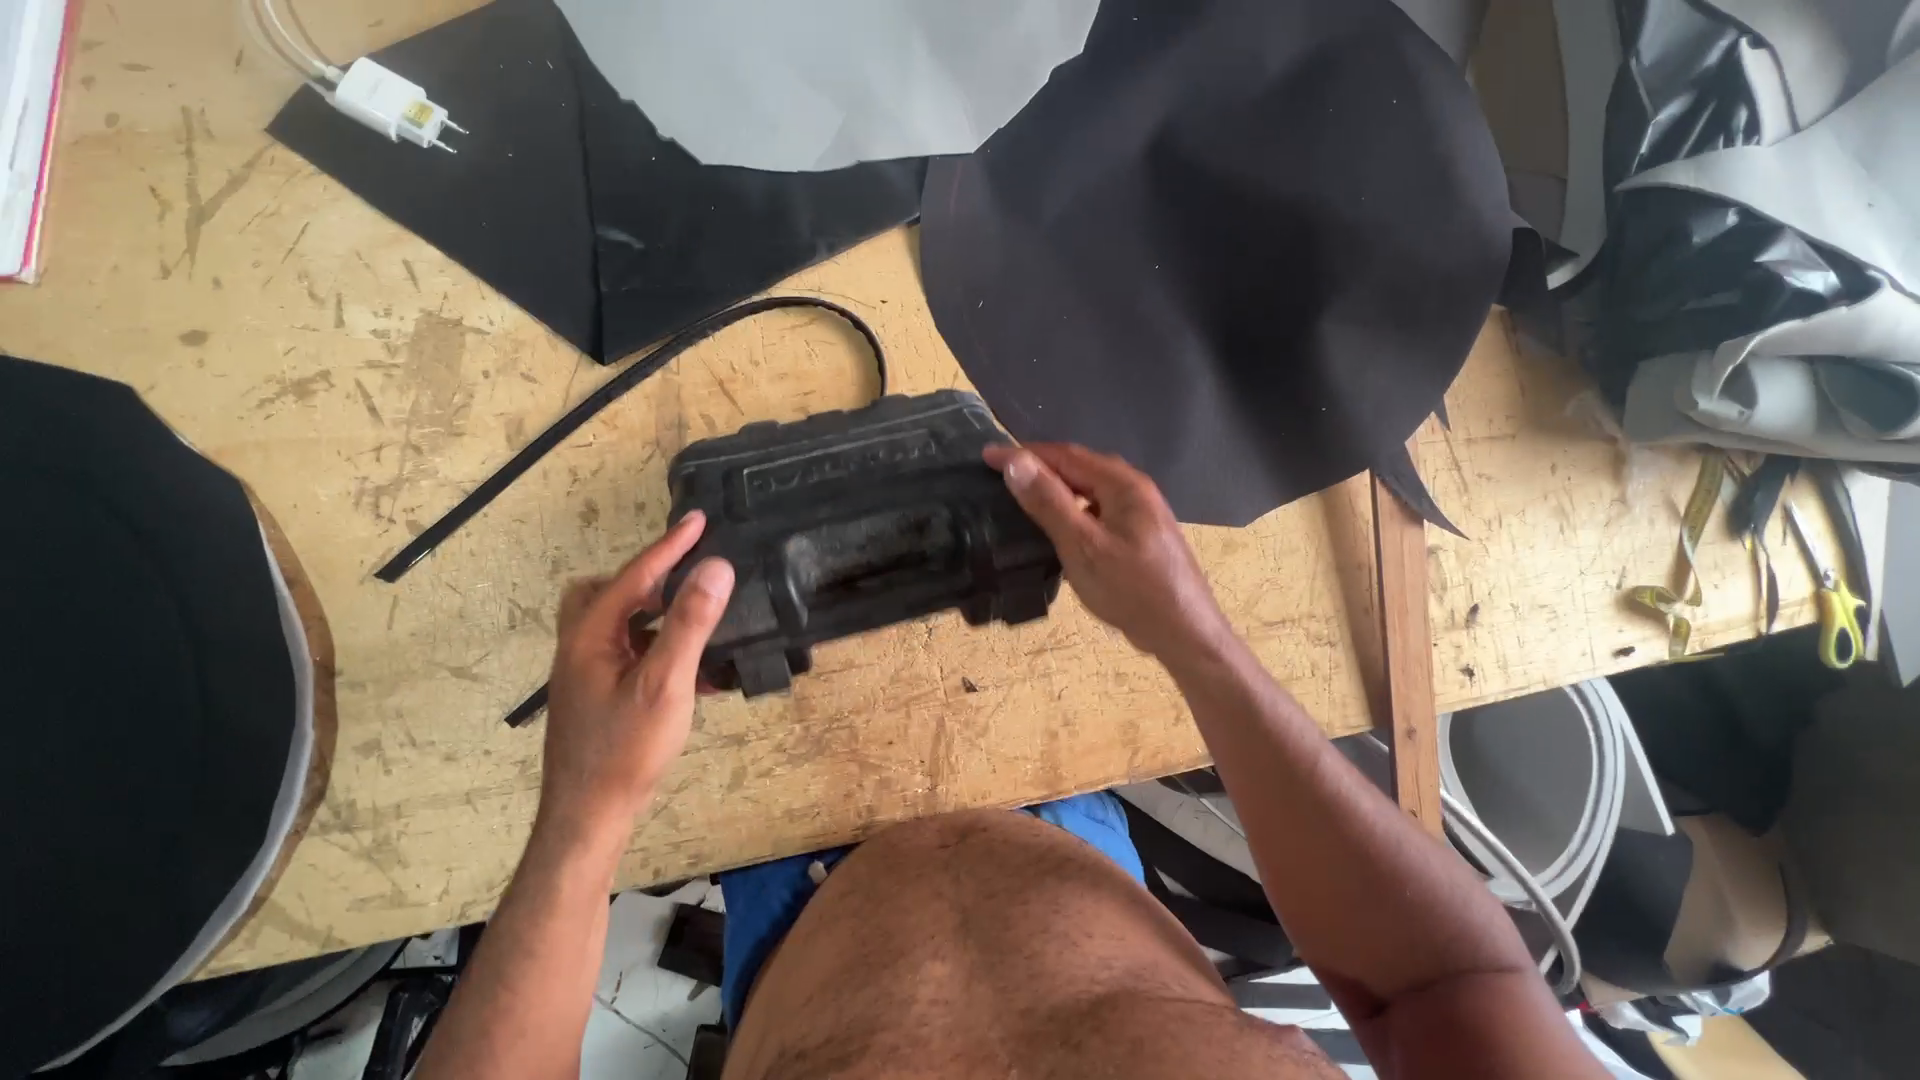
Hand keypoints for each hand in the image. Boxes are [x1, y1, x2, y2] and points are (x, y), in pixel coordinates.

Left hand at [539, 511, 735, 835]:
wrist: (589, 816)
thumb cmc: (626, 749)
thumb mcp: (665, 683)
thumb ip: (690, 624)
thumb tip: (716, 568)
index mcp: (590, 635)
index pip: (635, 576)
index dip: (670, 546)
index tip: (699, 519)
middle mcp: (581, 647)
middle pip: (608, 592)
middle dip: (649, 579)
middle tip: (689, 580)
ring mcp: (587, 674)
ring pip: (619, 625)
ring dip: (657, 616)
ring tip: (699, 623)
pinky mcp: (599, 697)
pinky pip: (629, 654)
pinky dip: (659, 649)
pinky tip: (698, 676)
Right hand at [984, 442, 1233, 667]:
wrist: (1185, 632)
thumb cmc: (1132, 589)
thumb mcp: (1082, 546)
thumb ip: (1049, 503)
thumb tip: (1015, 463)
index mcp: (1123, 484)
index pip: (1064, 455)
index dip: (1023, 454)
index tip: (986, 456)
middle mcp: (1135, 489)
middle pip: (1079, 467)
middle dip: (1039, 466)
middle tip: (1000, 475)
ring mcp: (1142, 513)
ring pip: (1090, 490)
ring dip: (1056, 488)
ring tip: (1023, 497)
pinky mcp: (1142, 536)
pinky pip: (1099, 509)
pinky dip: (1073, 509)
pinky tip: (1060, 527)